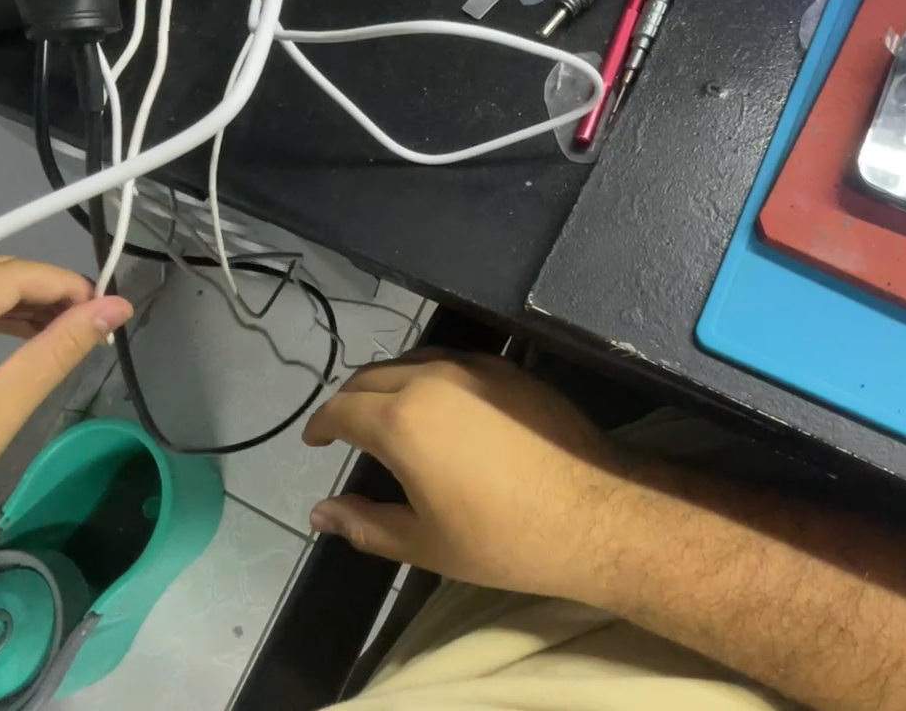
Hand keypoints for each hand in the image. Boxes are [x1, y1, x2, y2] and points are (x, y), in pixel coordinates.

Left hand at [0, 258, 131, 597]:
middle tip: (85, 319)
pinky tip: (2, 338)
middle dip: (38, 292)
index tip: (106, 307)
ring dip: (6, 304)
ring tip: (53, 329)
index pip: (10, 274)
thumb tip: (118, 307)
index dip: (65, 285)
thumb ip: (61, 345)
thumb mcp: (2, 405)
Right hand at [301, 352, 634, 603]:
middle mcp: (431, 379)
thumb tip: (320, 512)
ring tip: (384, 414)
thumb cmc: (502, 538)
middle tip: (344, 430)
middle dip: (348, 401)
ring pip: (410, 360)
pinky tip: (436, 403)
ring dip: (385, 383)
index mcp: (401, 420)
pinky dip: (425, 376)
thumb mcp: (424, 543)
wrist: (591, 511)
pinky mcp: (506, 367)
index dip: (320, 424)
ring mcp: (472, 367)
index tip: (314, 440)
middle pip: (370, 376)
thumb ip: (364, 524)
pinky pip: (449, 361)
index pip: (341, 408)